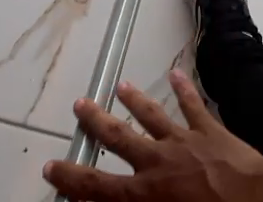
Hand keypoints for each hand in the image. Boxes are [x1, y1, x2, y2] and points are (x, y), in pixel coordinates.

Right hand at [43, 70, 262, 201]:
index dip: (71, 179)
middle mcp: (157, 162)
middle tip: (80, 104)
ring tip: (122, 84)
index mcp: (143, 194)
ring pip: (153, 116)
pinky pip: (194, 107)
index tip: (51, 167)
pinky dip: (184, 90)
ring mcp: (184, 142)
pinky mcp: (210, 132)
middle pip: (119, 139)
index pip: (96, 188)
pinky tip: (178, 73)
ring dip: (136, 100)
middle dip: (97, 122)